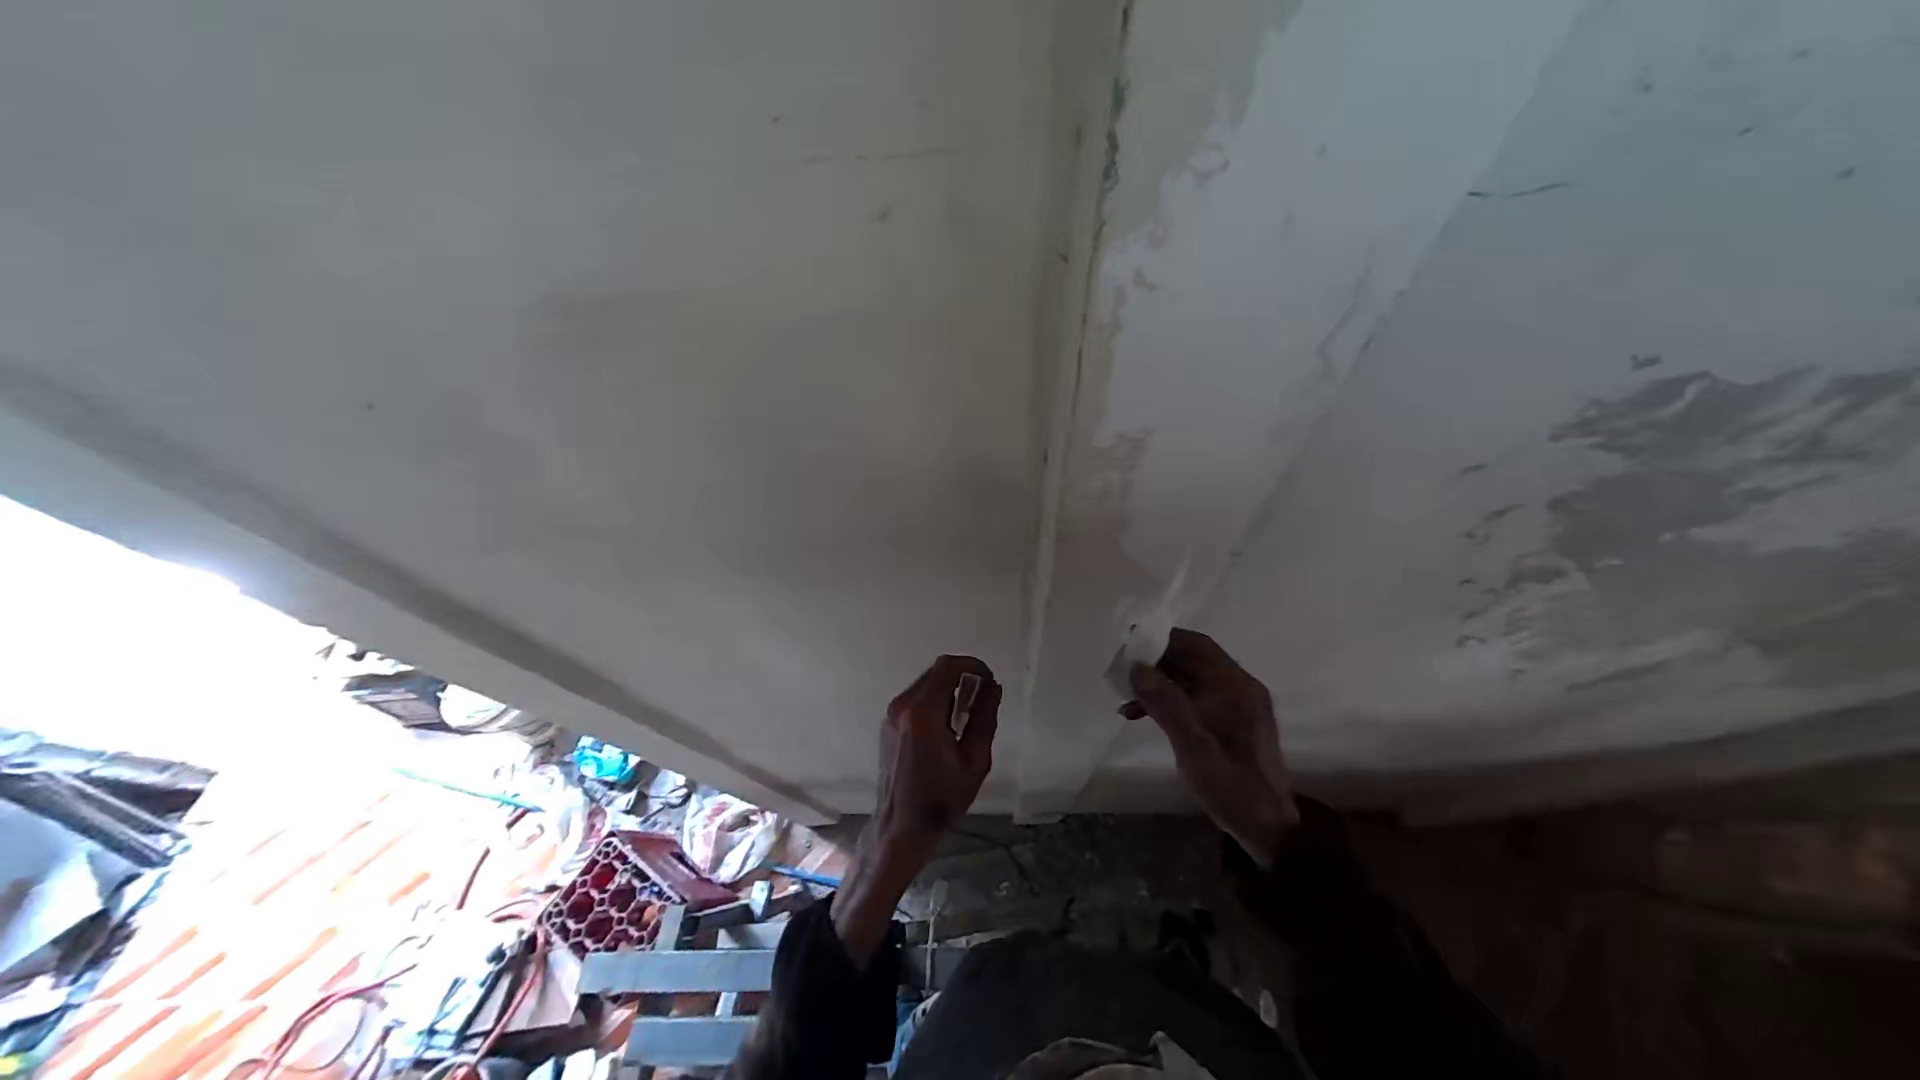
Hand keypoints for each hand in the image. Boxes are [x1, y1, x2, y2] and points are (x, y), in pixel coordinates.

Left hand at [832, 655, 1000, 963]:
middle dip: (963, 676)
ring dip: (949, 689)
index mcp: (923, 712)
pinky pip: (915, 698)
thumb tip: (993, 688)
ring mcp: (891, 714)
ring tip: (969, 715)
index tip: (990, 681)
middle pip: (936, 671)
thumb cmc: (941, 798)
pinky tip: (949, 726)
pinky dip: (935, 700)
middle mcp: (902, 705)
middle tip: (984, 698)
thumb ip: (985, 718)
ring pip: (925, 683)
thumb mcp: (975, 760)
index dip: (974, 666)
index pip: (948, 667)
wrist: (900, 826)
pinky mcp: (888, 723)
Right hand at [1123, 629, 1298, 866]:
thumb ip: (1165, 704)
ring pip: (1192, 677)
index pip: (1196, 645)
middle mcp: (1240, 687)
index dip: (1161, 640)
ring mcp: (1238, 703)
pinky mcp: (1232, 720)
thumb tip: (1137, 667)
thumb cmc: (1230, 787)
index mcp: (1235, 687)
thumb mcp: (1192, 747)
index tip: (1128, 645)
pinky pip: (1197, 696)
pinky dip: (1171, 699)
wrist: (1267, 827)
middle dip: (1155, 661)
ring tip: (1127, 697)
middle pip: (1193, 658)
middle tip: (1122, 672)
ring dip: (1160, 682)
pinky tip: (1145, 714)